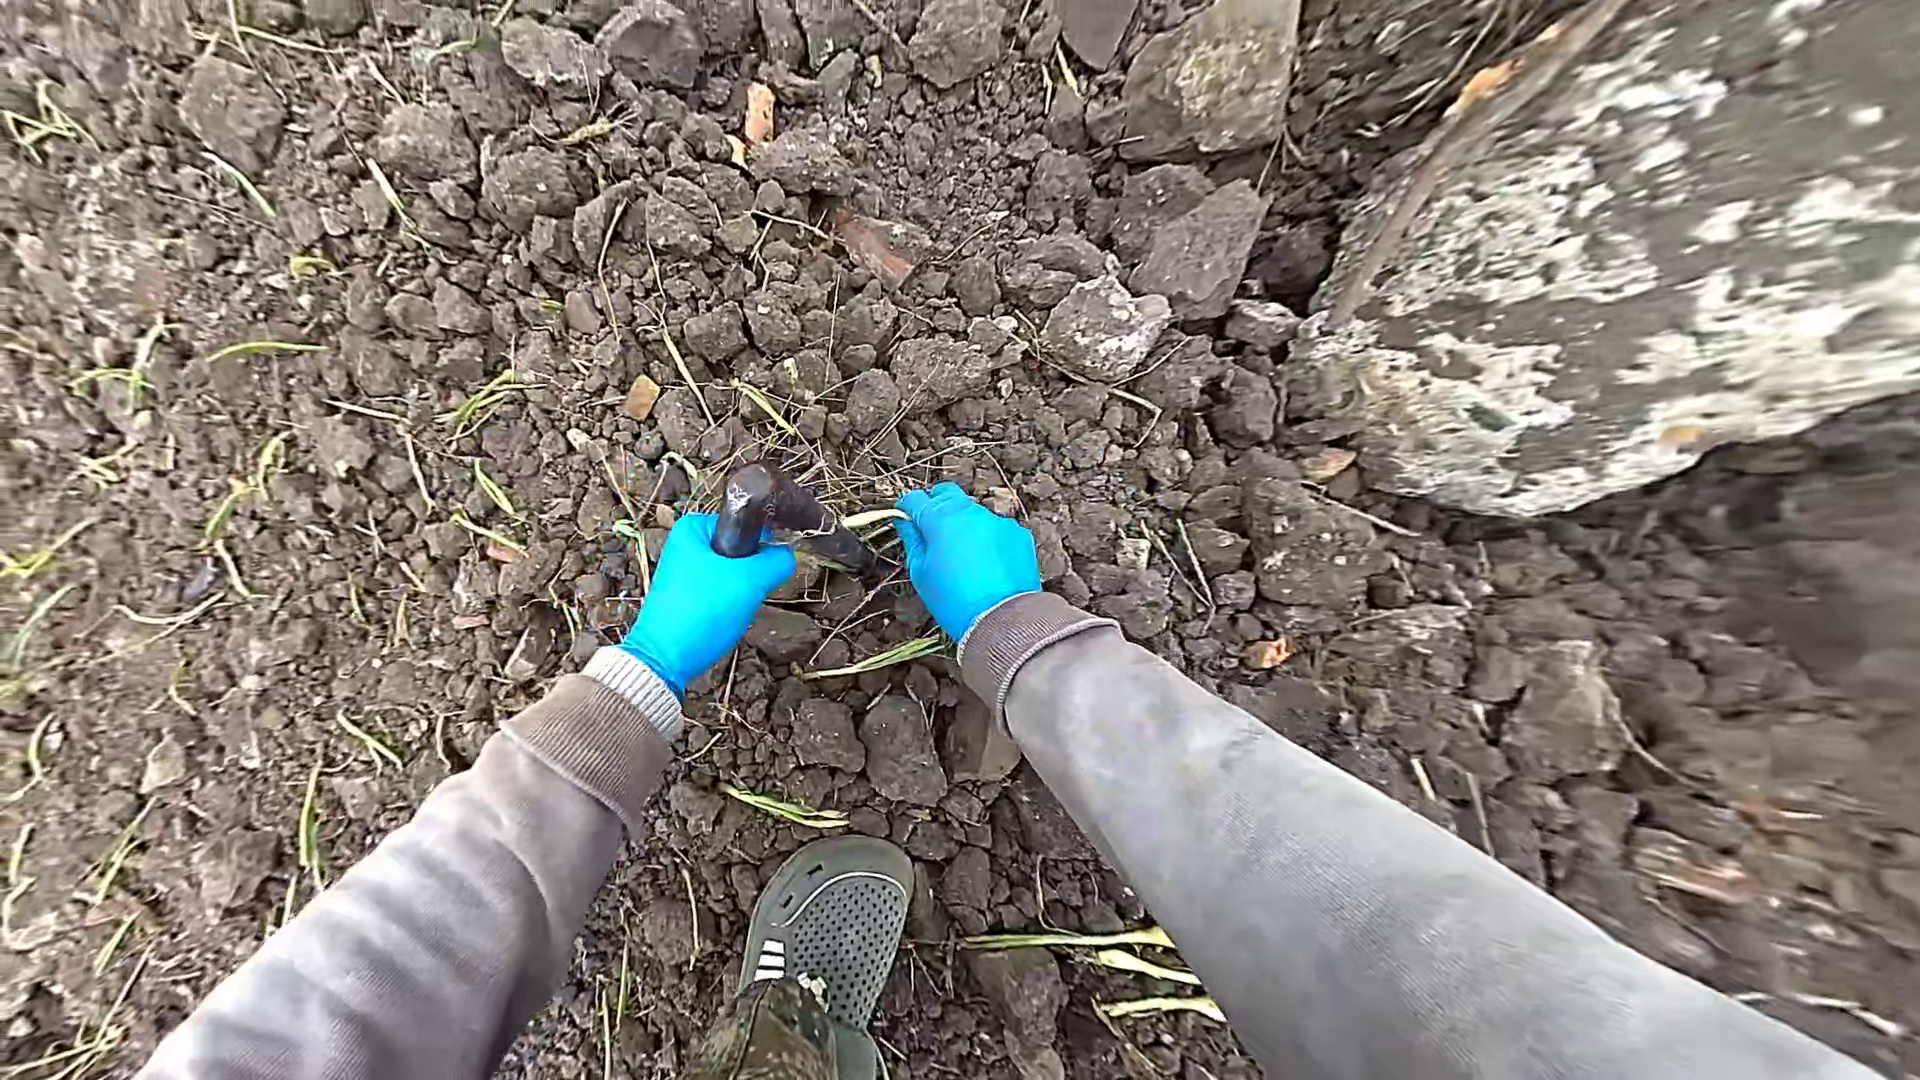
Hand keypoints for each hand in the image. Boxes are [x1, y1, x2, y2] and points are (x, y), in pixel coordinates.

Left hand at [621, 514, 795, 696]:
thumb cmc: (703, 611)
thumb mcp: (751, 580)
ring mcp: (687, 570)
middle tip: (748, 589)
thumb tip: (788, 555)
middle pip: (743, 550)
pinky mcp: (689, 594)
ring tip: (734, 605)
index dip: (763, 544)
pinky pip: (725, 590)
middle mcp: (686, 544)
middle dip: (753, 572)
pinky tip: (726, 616)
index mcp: (693, 527)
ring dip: (745, 590)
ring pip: (737, 572)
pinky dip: (732, 602)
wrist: (667, 658)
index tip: (766, 567)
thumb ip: (777, 560)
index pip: (746, 524)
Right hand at [894, 483, 1040, 639]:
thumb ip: (912, 539)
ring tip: (963, 557)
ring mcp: (998, 521)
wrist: (1002, 620)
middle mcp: (971, 512)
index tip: (907, 518)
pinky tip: (986, 565)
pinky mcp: (1018, 534)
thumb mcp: (921, 572)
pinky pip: (996, 528)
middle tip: (932, 530)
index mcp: (941, 519)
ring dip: (964, 525)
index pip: (916, 499)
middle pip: (947, 494)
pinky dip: (988, 539)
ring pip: (973, 512)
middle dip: (935, 505)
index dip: (908, 508)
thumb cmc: (955, 601)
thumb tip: (906, 521)